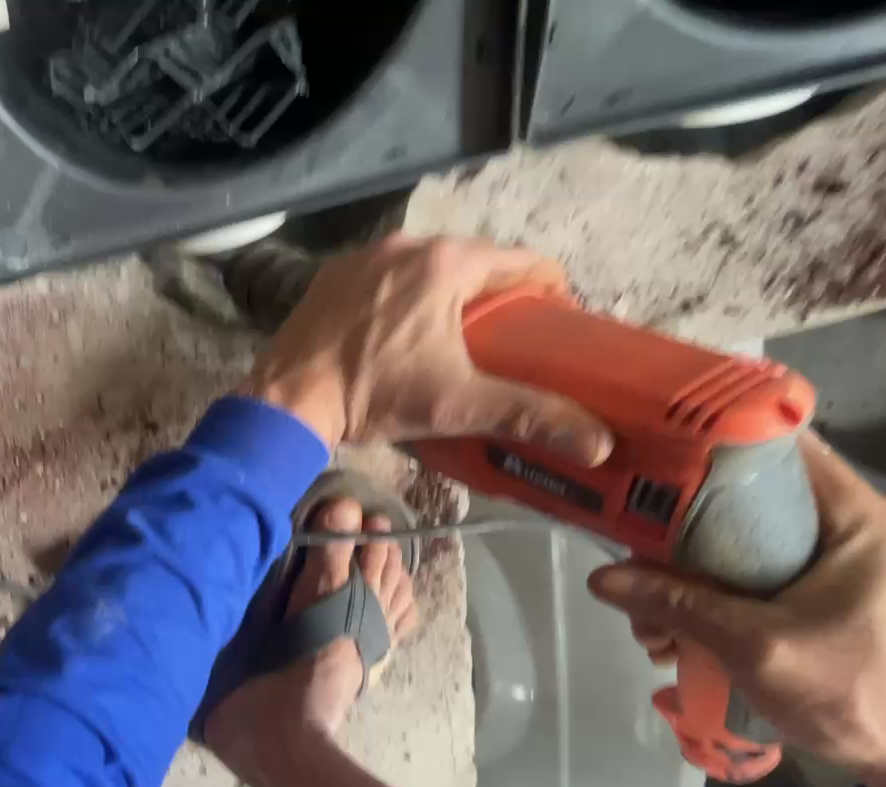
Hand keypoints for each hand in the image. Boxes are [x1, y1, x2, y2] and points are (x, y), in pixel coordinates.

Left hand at [242, 233, 613, 463]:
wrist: (286, 402)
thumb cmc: (372, 396)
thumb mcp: (456, 404)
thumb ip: (528, 414)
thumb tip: (599, 441)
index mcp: (446, 262)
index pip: (524, 263)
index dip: (550, 292)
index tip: (555, 324)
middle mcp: (404, 245)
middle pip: (472, 263)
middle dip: (494, 296)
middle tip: (504, 338)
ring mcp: (360, 258)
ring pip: (423, 268)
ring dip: (444, 295)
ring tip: (452, 337)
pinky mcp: (328, 278)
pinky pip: (380, 279)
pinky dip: (397, 298)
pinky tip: (396, 331)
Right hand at [589, 435, 885, 786]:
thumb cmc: (867, 692)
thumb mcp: (759, 647)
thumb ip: (679, 606)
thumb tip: (600, 578)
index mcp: (851, 522)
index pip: (776, 450)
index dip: (708, 445)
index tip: (642, 459)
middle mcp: (839, 535)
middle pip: (737, 508)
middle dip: (672, 542)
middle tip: (630, 575)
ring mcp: (826, 573)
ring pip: (729, 556)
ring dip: (678, 589)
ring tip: (651, 634)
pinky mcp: (811, 607)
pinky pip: (739, 591)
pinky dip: (700, 613)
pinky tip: (674, 647)